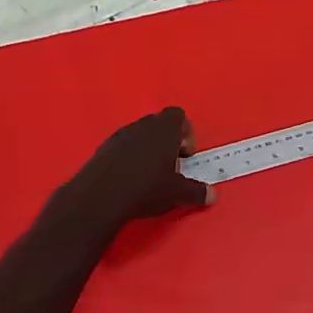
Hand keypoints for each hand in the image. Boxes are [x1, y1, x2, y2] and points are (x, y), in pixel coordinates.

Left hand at [59, 107, 213, 225]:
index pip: (178, 115)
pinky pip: (122, 146)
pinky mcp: (103, 148)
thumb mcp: (177, 193)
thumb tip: (212, 195)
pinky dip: (129, 157)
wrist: (101, 196)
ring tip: (150, 175)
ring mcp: (119, 135)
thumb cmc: (146, 188)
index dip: (186, 132)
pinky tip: (129, 179)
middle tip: (171, 165)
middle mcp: (141, 126)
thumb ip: (196, 192)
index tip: (186, 154)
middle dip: (167, 141)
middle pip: (158, 123)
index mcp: (163, 129)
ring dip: (148, 149)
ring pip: (139, 134)